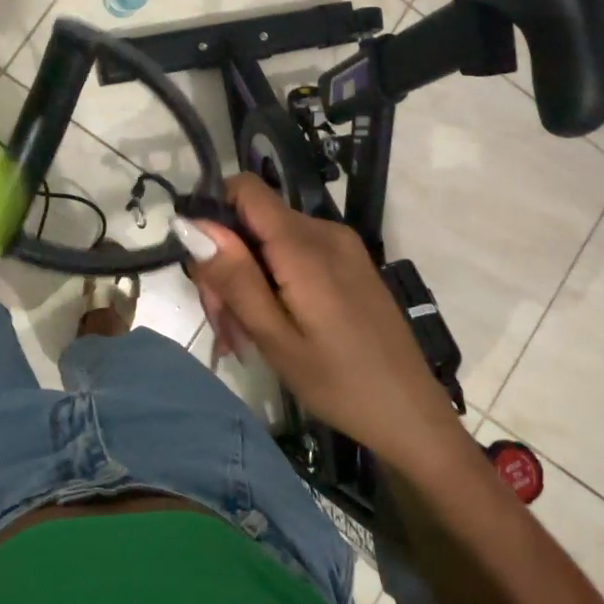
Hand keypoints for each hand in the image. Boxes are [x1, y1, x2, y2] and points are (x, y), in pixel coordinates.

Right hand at [180, 175, 456, 464]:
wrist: (411, 415)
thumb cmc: (338, 383)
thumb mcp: (274, 337)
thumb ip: (234, 276)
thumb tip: (192, 223)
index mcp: (305, 245)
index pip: (244, 188)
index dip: (213, 214)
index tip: (203, 267)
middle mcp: (324, 231)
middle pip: (253, 221)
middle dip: (227, 264)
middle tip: (224, 325)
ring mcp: (341, 247)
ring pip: (271, 240)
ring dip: (247, 280)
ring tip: (246, 336)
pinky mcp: (349, 264)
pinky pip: (295, 254)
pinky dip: (273, 282)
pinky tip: (273, 327)